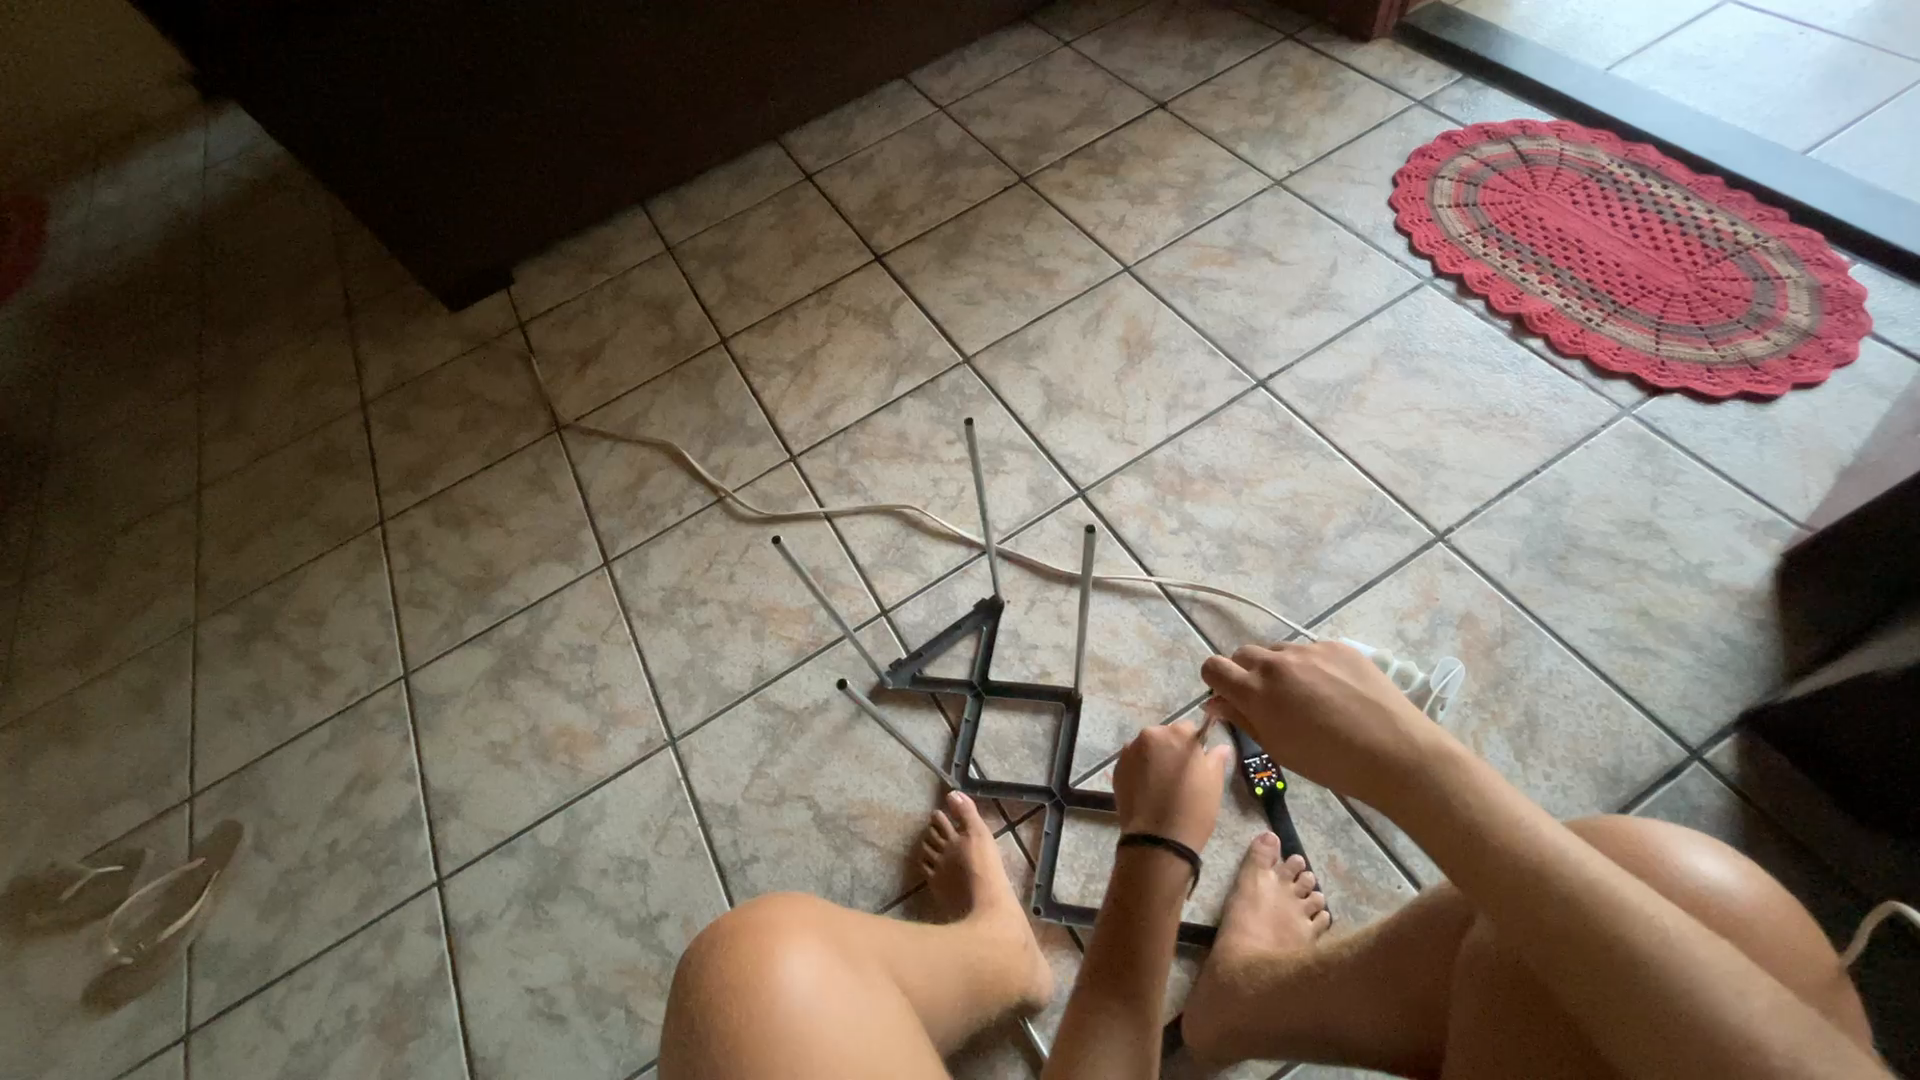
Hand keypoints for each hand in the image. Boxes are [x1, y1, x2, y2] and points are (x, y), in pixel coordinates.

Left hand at [1111, 718, 1233, 851]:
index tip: (1195, 764)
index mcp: (1178, 734)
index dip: (1193, 746)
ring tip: (1160, 784)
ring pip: (1147, 748)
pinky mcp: (1117, 767)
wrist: (1158, 839)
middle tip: (1178, 775)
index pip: (1188, 729)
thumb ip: (1215, 759)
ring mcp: (1130, 750)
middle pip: (1164, 736)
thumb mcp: (1214, 783)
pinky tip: (1147, 789)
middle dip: (1171, 749)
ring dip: (1153, 758)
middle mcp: (1150, 735)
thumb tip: (1221, 747)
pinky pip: (1133, 761)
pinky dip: (1139, 769)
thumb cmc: (1193, 809)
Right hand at [1199, 641, 1452, 809]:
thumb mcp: (1277, 748)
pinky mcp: (1337, 646)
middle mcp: (1277, 663)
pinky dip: (1311, 666)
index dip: (1216, 682)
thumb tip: (1216, 703)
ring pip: (1277, 651)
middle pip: (1242, 654)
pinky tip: (1334, 690)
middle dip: (1245, 673)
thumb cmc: (1330, 763)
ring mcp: (1309, 650)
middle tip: (1268, 700)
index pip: (1213, 667)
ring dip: (1279, 668)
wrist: (1396, 754)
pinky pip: (1310, 650)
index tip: (1230, 697)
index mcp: (1255, 691)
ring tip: (1306, 696)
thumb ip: (1242, 719)